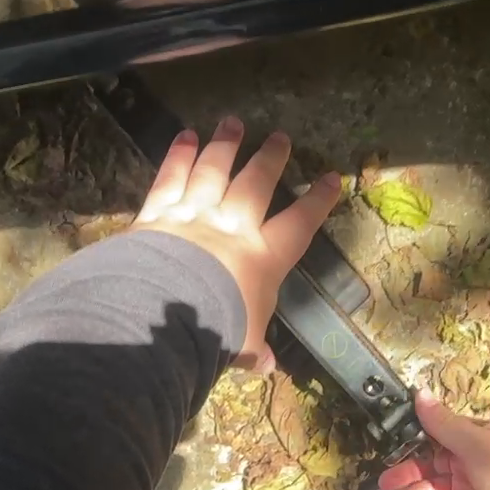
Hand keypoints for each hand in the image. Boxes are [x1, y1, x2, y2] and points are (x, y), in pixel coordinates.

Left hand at [133, 117, 340, 372]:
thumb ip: (255, 350)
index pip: (298, 224)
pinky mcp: (157, 213)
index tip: (331, 179)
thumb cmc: (217, 329)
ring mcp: (194, 214)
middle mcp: (232, 226)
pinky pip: (170, 178)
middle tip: (280, 137)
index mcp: (263, 258)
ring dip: (224, 145)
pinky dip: (178, 155)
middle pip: (255, 183)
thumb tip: (265, 366)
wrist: (167, 312)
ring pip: (213, 170)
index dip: (317, 202)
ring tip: (232, 123)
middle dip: (270, 159)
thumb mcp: (244, 345)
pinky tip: (186, 136)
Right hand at [371, 391, 489, 489]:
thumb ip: (443, 423)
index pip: (432, 441)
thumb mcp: (475, 442)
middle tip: (384, 489)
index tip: (390, 458)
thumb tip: (418, 392)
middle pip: (426, 469)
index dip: (409, 450)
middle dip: (404, 479)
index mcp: (470, 441)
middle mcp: (465, 464)